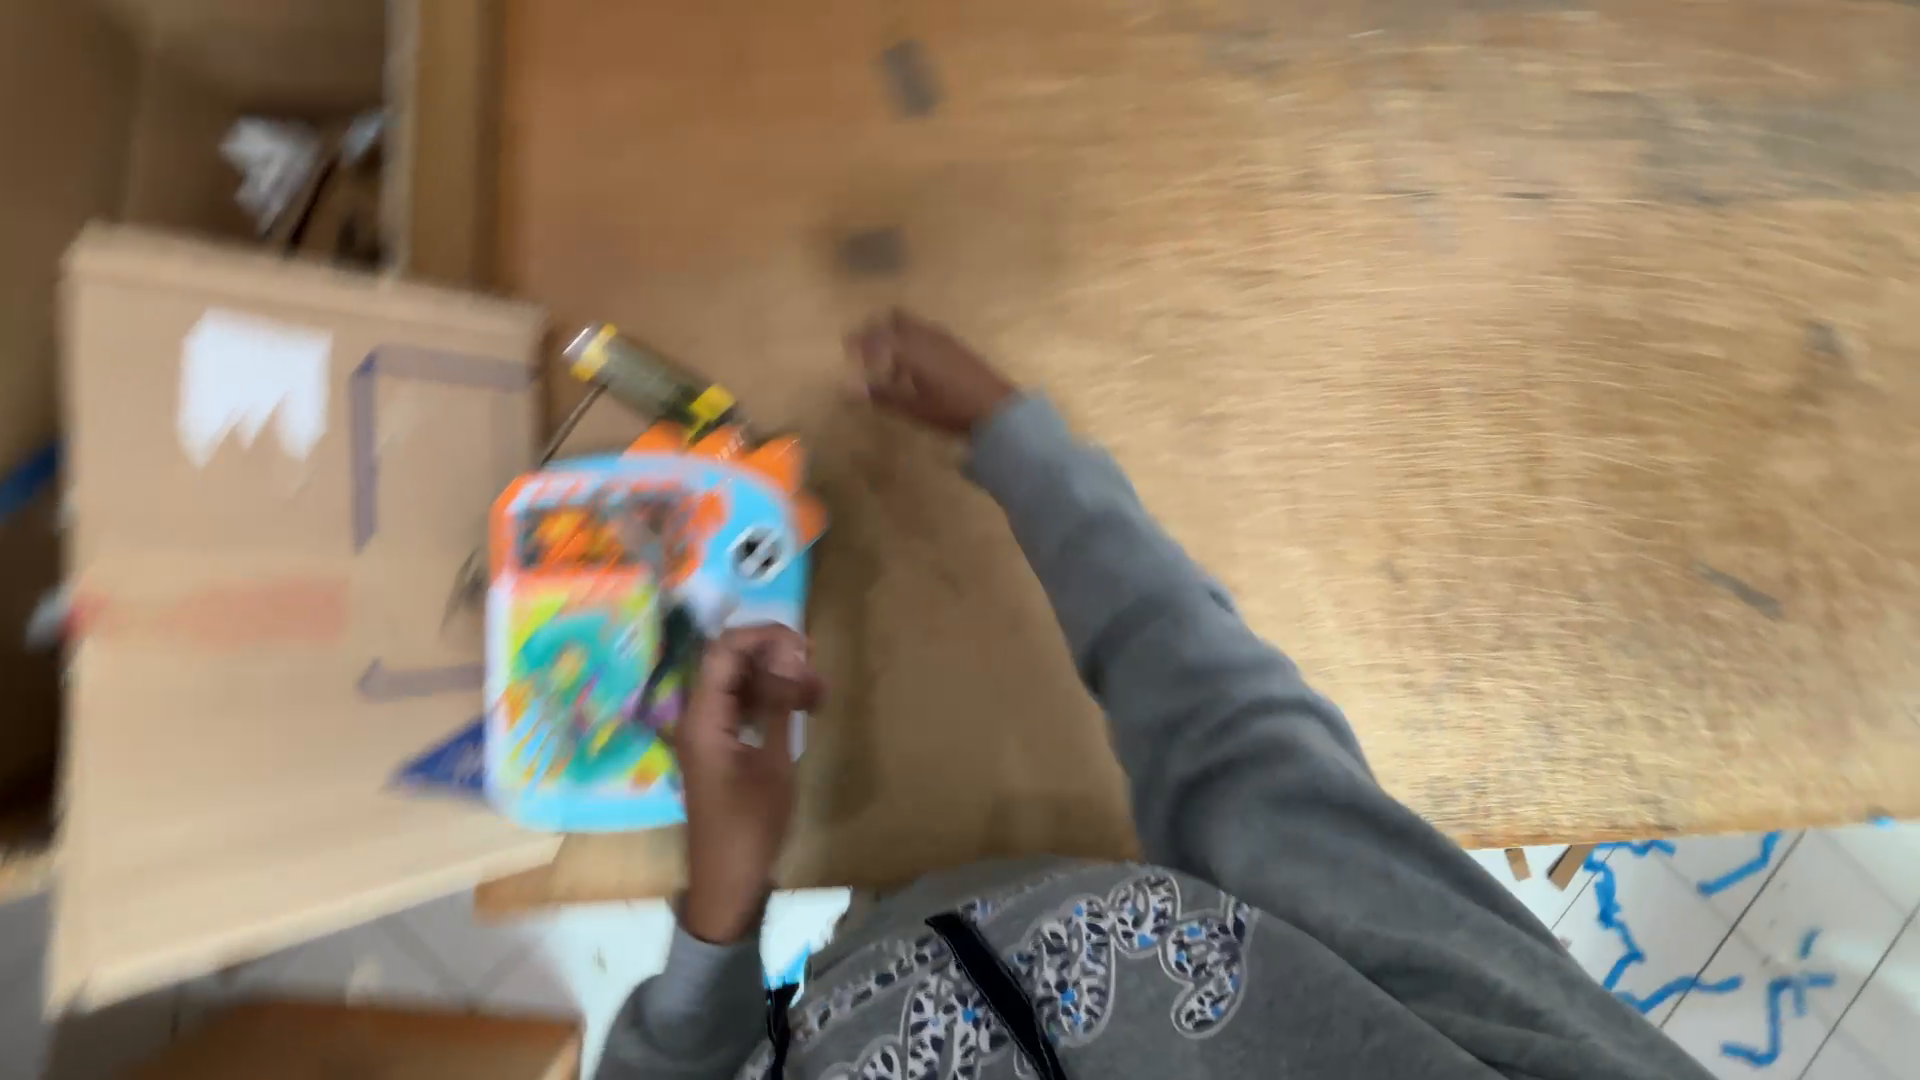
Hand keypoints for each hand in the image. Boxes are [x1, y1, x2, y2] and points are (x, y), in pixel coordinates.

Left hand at [675, 625, 824, 943]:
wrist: (728, 882)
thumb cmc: (751, 825)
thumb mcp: (772, 762)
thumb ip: (776, 703)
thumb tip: (789, 655)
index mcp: (702, 717)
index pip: (725, 651)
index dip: (763, 636)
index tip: (803, 645)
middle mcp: (698, 715)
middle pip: (730, 660)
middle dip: (774, 654)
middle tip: (814, 668)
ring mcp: (707, 729)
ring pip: (740, 681)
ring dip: (777, 676)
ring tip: (817, 691)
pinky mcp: (720, 743)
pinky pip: (742, 704)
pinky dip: (771, 698)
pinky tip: (803, 707)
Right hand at [846, 309, 1016, 435]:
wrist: (997, 409)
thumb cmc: (951, 409)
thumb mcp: (912, 407)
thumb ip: (881, 394)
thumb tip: (849, 388)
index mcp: (912, 347)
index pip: (878, 334)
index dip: (860, 341)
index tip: (848, 350)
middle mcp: (926, 335)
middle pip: (896, 319)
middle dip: (879, 331)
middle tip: (868, 354)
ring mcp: (945, 338)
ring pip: (913, 327)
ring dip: (898, 340)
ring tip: (893, 371)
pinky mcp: (958, 347)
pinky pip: (928, 336)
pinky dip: (915, 346)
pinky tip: (918, 372)